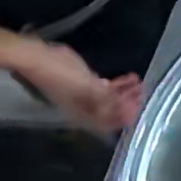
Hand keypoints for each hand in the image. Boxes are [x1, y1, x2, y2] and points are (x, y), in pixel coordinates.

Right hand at [3, 38, 142, 133]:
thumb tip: (123, 110)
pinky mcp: (83, 81)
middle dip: (127, 104)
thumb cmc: (60, 74)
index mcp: (81, 113)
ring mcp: (82, 94)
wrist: (38, 57)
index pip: (105, 123)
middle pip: (109, 111)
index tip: (138, 109)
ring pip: (108, 98)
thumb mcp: (86, 87)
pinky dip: (117, 84)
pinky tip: (128, 78)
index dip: (122, 119)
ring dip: (125, 92)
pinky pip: (104, 87)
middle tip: (142, 93)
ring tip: (139, 84)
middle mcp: (83, 107)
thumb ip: (104, 99)